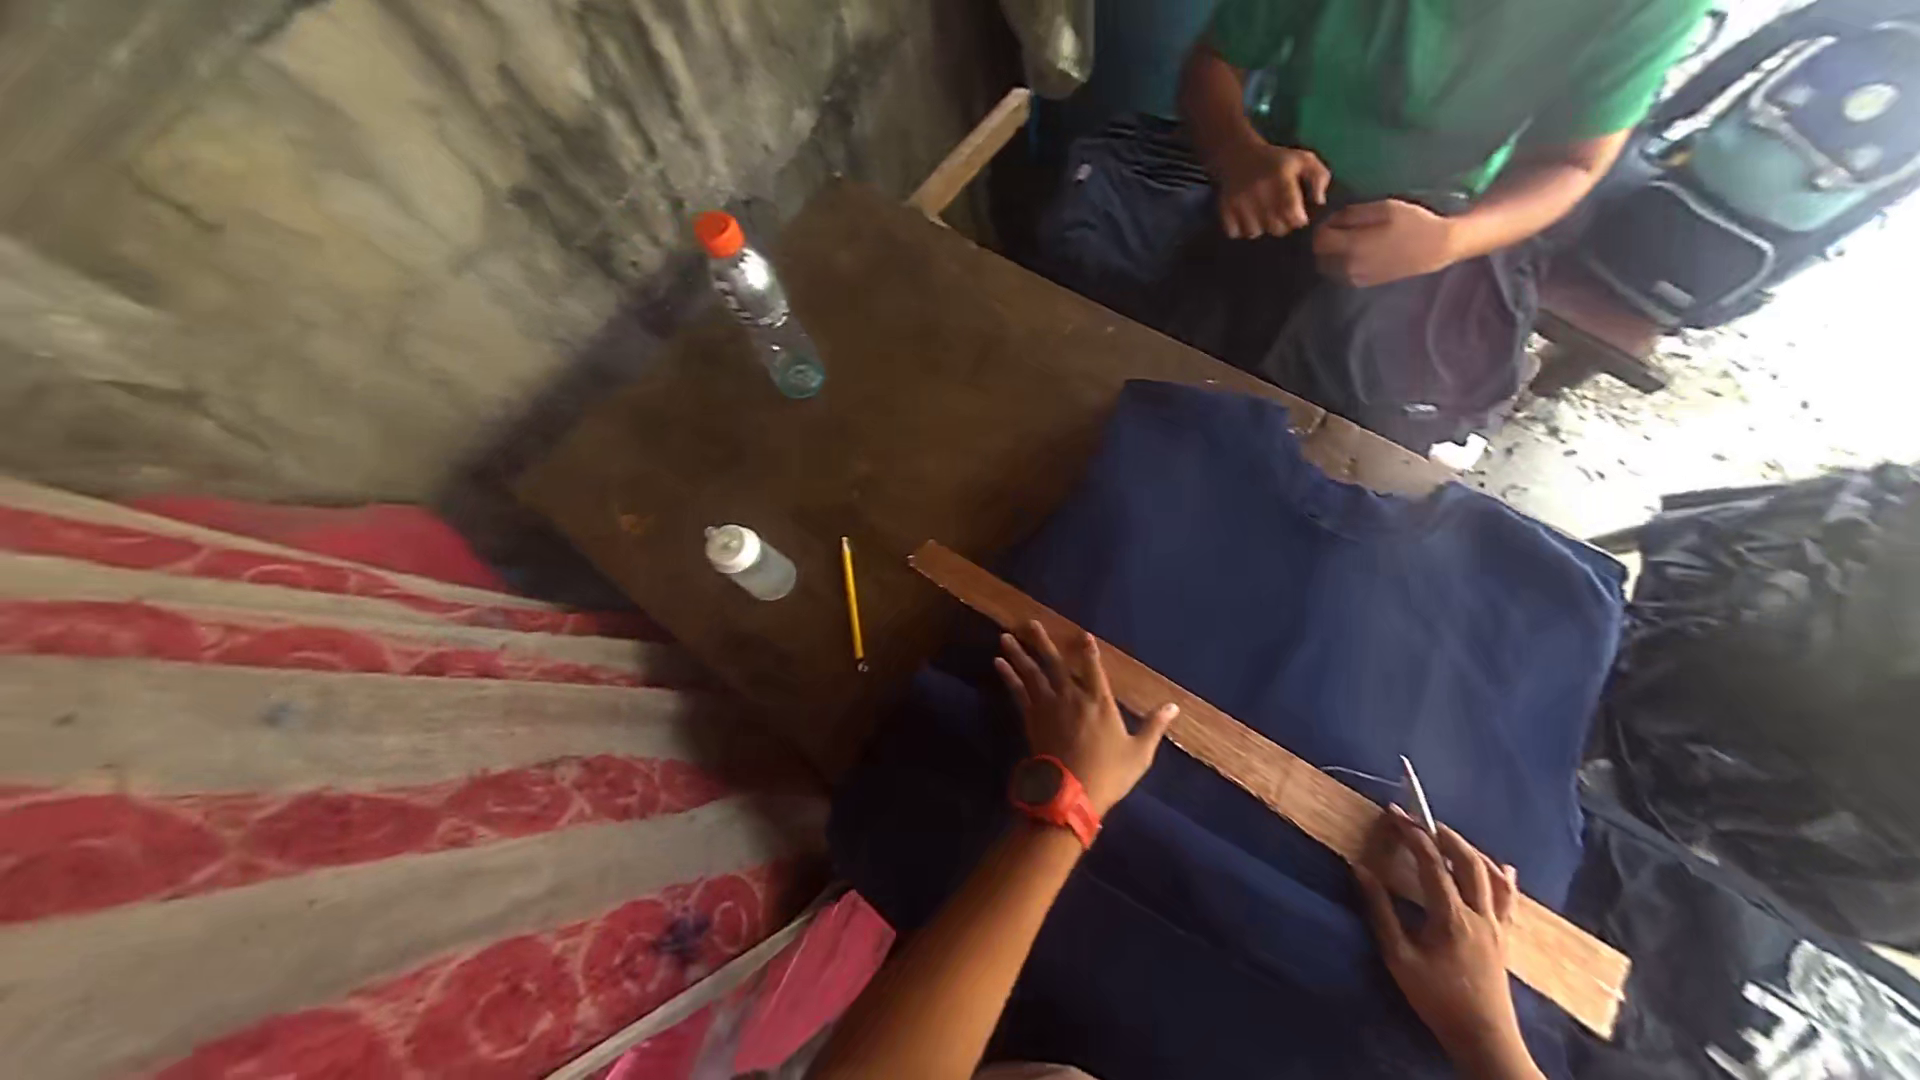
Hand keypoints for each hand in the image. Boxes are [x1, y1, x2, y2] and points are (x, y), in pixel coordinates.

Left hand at [994, 622, 1179, 816]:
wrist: (1071, 793)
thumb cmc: (1109, 774)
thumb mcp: (1139, 753)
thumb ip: (1154, 726)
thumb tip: (1174, 706)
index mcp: (1100, 702)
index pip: (1095, 669)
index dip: (1089, 651)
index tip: (1083, 635)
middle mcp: (1072, 697)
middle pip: (1055, 663)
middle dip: (1043, 642)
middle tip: (1030, 622)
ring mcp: (1049, 706)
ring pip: (1032, 673)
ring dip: (1019, 653)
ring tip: (1006, 637)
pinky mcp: (1031, 718)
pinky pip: (1018, 691)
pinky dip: (1008, 676)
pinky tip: (998, 663)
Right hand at [1213, 138, 1331, 239]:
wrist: (1237, 155)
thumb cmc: (1275, 160)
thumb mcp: (1303, 159)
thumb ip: (1319, 177)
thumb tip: (1319, 201)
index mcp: (1281, 178)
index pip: (1292, 213)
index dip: (1297, 219)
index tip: (1298, 216)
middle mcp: (1259, 191)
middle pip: (1275, 228)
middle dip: (1281, 225)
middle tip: (1280, 216)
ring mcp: (1240, 202)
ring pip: (1255, 232)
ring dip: (1261, 228)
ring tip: (1263, 217)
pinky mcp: (1225, 209)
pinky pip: (1235, 232)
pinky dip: (1241, 230)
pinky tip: (1246, 218)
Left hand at [1313, 199, 1461, 285]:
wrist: (1436, 248)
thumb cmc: (1413, 223)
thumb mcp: (1385, 208)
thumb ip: (1353, 214)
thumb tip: (1332, 219)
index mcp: (1352, 246)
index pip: (1319, 240)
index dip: (1323, 228)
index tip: (1332, 220)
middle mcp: (1348, 266)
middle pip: (1319, 255)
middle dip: (1324, 241)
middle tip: (1339, 230)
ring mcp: (1353, 278)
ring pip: (1326, 267)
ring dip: (1330, 254)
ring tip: (1346, 241)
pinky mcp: (1360, 283)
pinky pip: (1338, 274)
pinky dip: (1339, 264)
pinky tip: (1354, 253)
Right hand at [1353, 807, 1543, 1079]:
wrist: (1484, 1040)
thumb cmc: (1435, 997)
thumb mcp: (1397, 955)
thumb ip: (1379, 909)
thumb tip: (1360, 868)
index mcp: (1452, 917)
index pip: (1432, 863)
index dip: (1412, 834)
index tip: (1394, 813)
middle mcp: (1480, 916)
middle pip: (1469, 862)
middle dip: (1444, 834)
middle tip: (1420, 819)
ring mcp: (1498, 927)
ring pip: (1494, 877)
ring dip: (1470, 850)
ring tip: (1449, 836)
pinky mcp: (1506, 939)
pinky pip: (1511, 900)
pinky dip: (1504, 878)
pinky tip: (1502, 867)